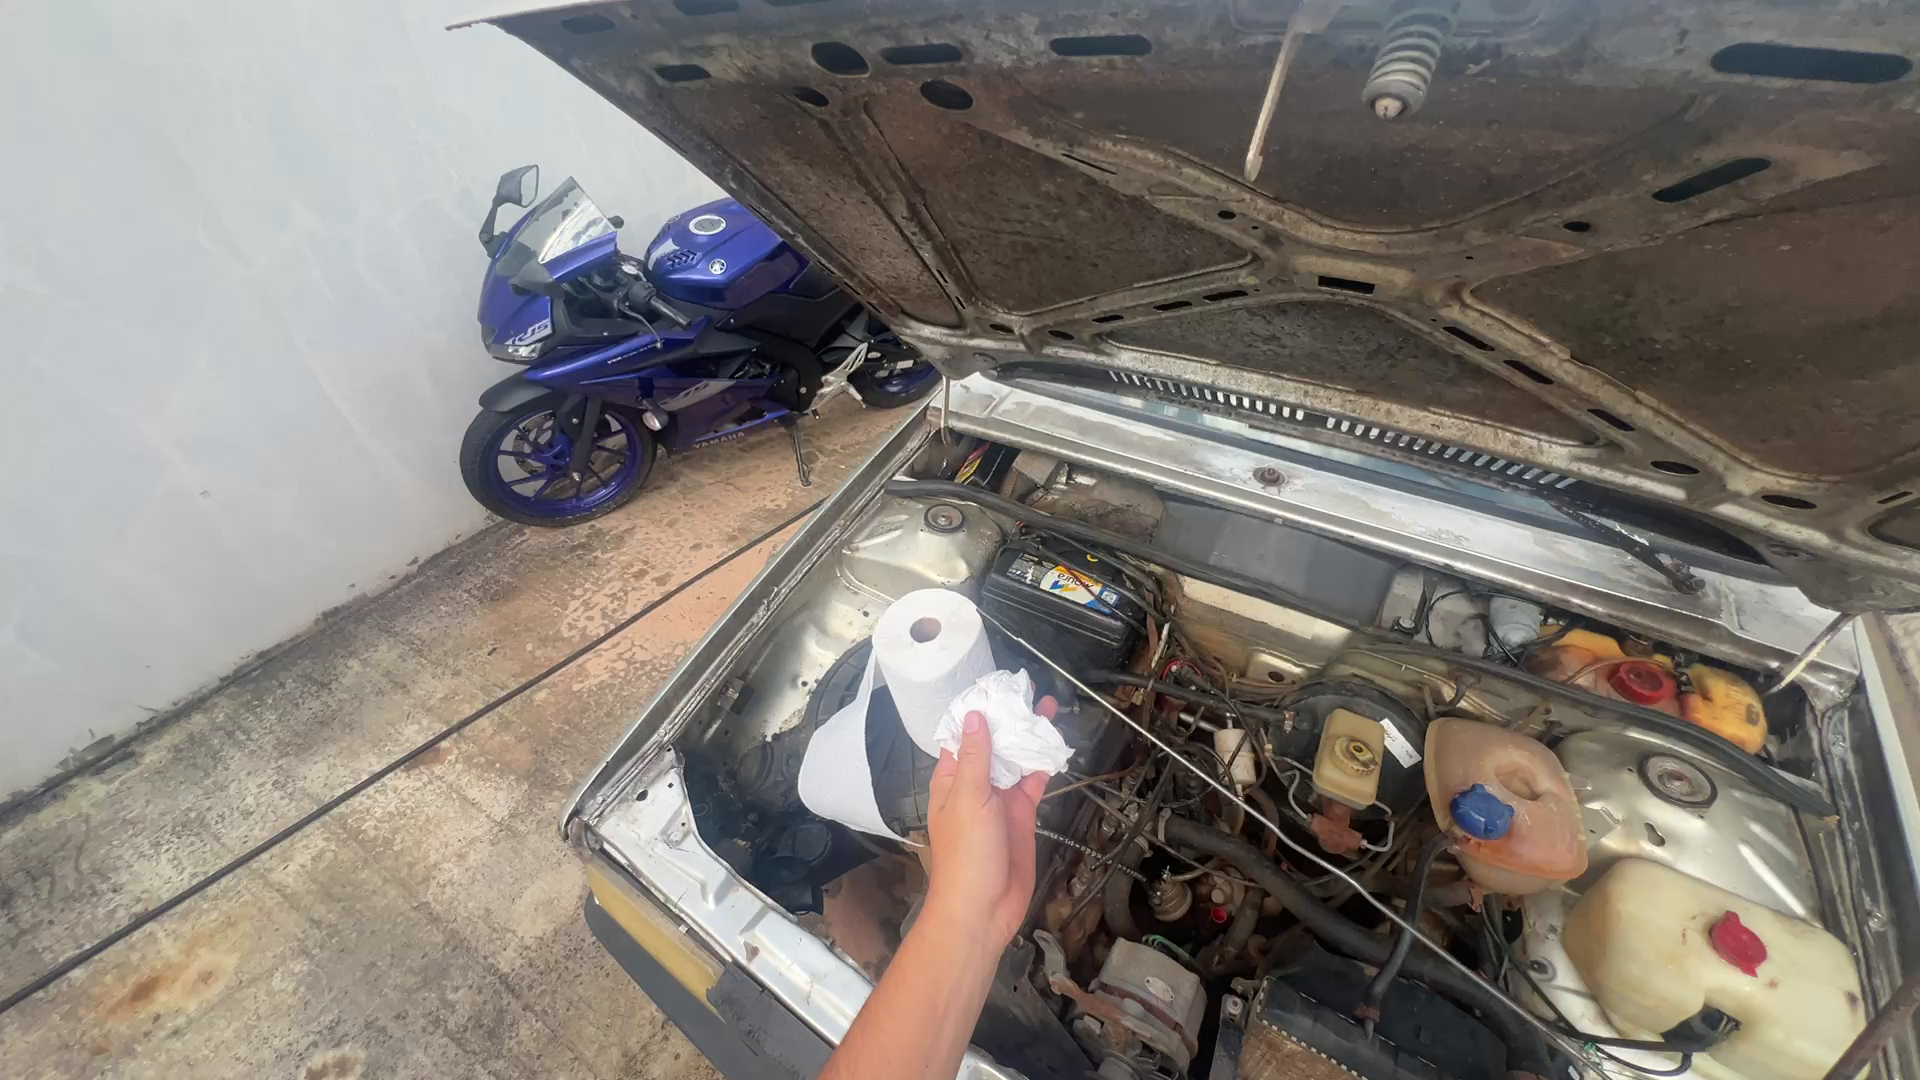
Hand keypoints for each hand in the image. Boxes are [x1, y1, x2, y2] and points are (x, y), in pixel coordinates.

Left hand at [924, 697, 1057, 946]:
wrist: (983, 910)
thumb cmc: (965, 855)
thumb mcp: (968, 798)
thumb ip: (975, 757)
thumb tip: (973, 717)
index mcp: (952, 778)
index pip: (963, 735)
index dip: (978, 711)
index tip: (996, 688)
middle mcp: (975, 784)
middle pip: (994, 743)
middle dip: (1009, 719)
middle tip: (1030, 692)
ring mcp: (999, 800)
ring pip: (1015, 759)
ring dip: (1029, 737)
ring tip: (1047, 709)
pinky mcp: (1021, 815)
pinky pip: (1032, 783)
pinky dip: (1043, 765)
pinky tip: (1055, 746)